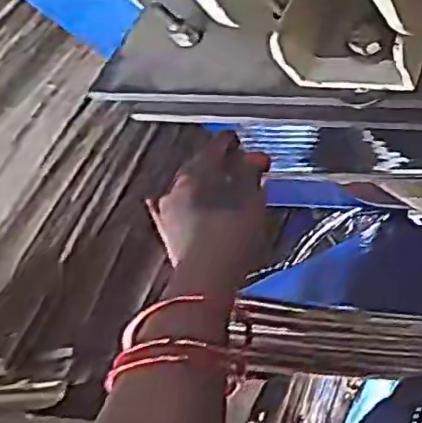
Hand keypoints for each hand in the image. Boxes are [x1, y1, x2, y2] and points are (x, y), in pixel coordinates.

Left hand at [146, 132, 271, 280]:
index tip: (240, 139)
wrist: (205, 283)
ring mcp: (167, 212)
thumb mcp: (250, 201)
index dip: (229, 142)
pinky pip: (182, 207)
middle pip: (199, 167)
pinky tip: (204, 207)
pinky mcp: (169, 233)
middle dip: (219, 163)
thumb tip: (254, 158)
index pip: (213, 149)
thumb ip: (251, 175)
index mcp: (195, 177)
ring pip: (189, 187)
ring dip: (207, 183)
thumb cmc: (231, 237)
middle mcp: (175, 189)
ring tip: (226, 185)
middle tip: (238, 162)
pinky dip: (196, 203)